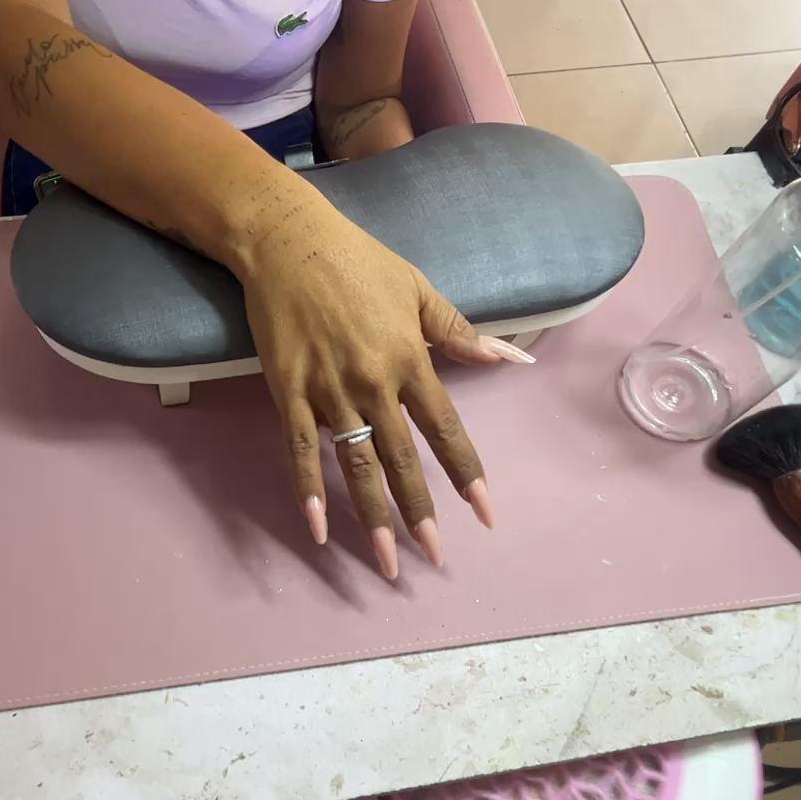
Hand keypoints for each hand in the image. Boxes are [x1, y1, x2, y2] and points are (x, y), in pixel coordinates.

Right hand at [236, 205, 531, 577]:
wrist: (288, 241)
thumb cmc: (358, 262)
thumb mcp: (419, 289)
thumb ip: (461, 332)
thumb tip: (512, 358)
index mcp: (410, 360)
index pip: (446, 429)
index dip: (467, 474)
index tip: (484, 514)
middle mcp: (374, 385)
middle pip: (402, 461)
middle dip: (420, 513)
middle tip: (434, 557)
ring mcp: (329, 393)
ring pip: (354, 465)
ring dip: (371, 515)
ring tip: (384, 558)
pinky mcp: (288, 393)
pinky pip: (299, 450)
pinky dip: (307, 490)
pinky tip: (317, 527)